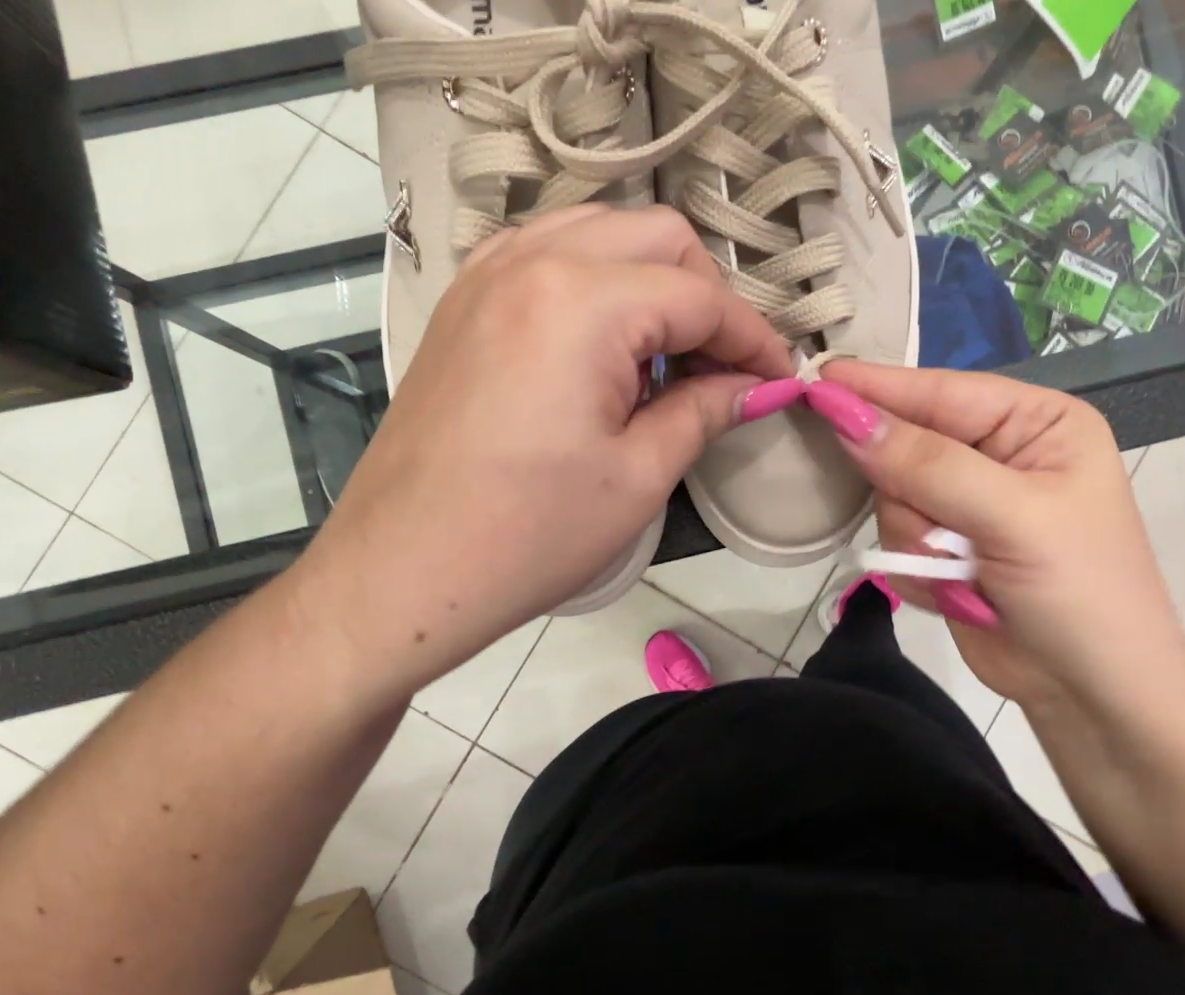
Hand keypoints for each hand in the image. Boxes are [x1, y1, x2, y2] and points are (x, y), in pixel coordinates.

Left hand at [293, 206, 793, 700]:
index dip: (754, 337)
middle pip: (654, 237)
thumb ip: (705, 412)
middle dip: (706, 295)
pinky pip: (545, 255)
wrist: (402, 571)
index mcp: (582, 302)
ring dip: (650, 279)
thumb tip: (759, 387)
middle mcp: (531, 261)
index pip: (700, 296)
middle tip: (724, 367)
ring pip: (598, 234)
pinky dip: (593, 280)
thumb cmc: (527, 535)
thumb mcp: (637, 478)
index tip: (782, 378)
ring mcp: (485, 274)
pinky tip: (602, 344)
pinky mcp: (461, 302)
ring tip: (665, 356)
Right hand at [817, 361, 1184, 710]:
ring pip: (892, 497)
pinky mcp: (945, 547)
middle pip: (906, 445)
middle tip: (935, 533)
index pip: (941, 391)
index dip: (879, 389)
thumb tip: (846, 416)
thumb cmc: (1080, 593)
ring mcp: (968, 503)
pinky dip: (916, 568)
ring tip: (963, 573)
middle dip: (912, 494)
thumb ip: (928, 465)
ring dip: (917, 541)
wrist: (1091, 692)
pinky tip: (958, 591)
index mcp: (1035, 423)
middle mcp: (998, 453)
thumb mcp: (1014, 519)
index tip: (816, 383)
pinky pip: (894, 538)